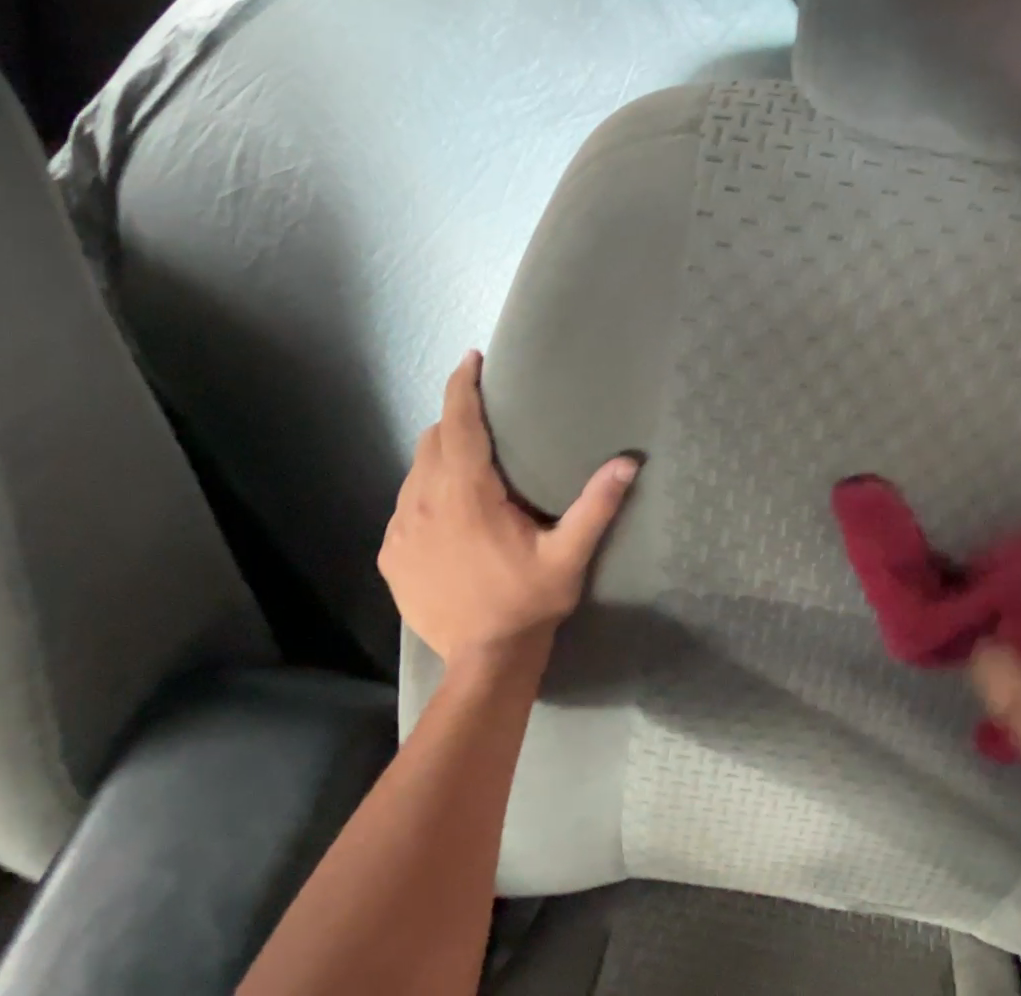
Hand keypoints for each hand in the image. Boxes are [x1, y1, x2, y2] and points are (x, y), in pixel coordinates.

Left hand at [378, 350, 637, 680]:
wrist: (483, 660)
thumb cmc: (529, 602)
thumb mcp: (569, 554)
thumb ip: (596, 505)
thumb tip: (629, 462)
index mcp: (466, 494)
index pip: (458, 423)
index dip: (462, 386)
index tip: (471, 359)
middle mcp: (422, 502)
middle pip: (433, 442)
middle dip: (456, 423)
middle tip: (486, 423)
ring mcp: (399, 531)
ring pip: (415, 473)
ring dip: (441, 461)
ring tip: (472, 471)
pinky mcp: (390, 555)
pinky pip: (405, 507)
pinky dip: (426, 497)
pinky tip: (451, 518)